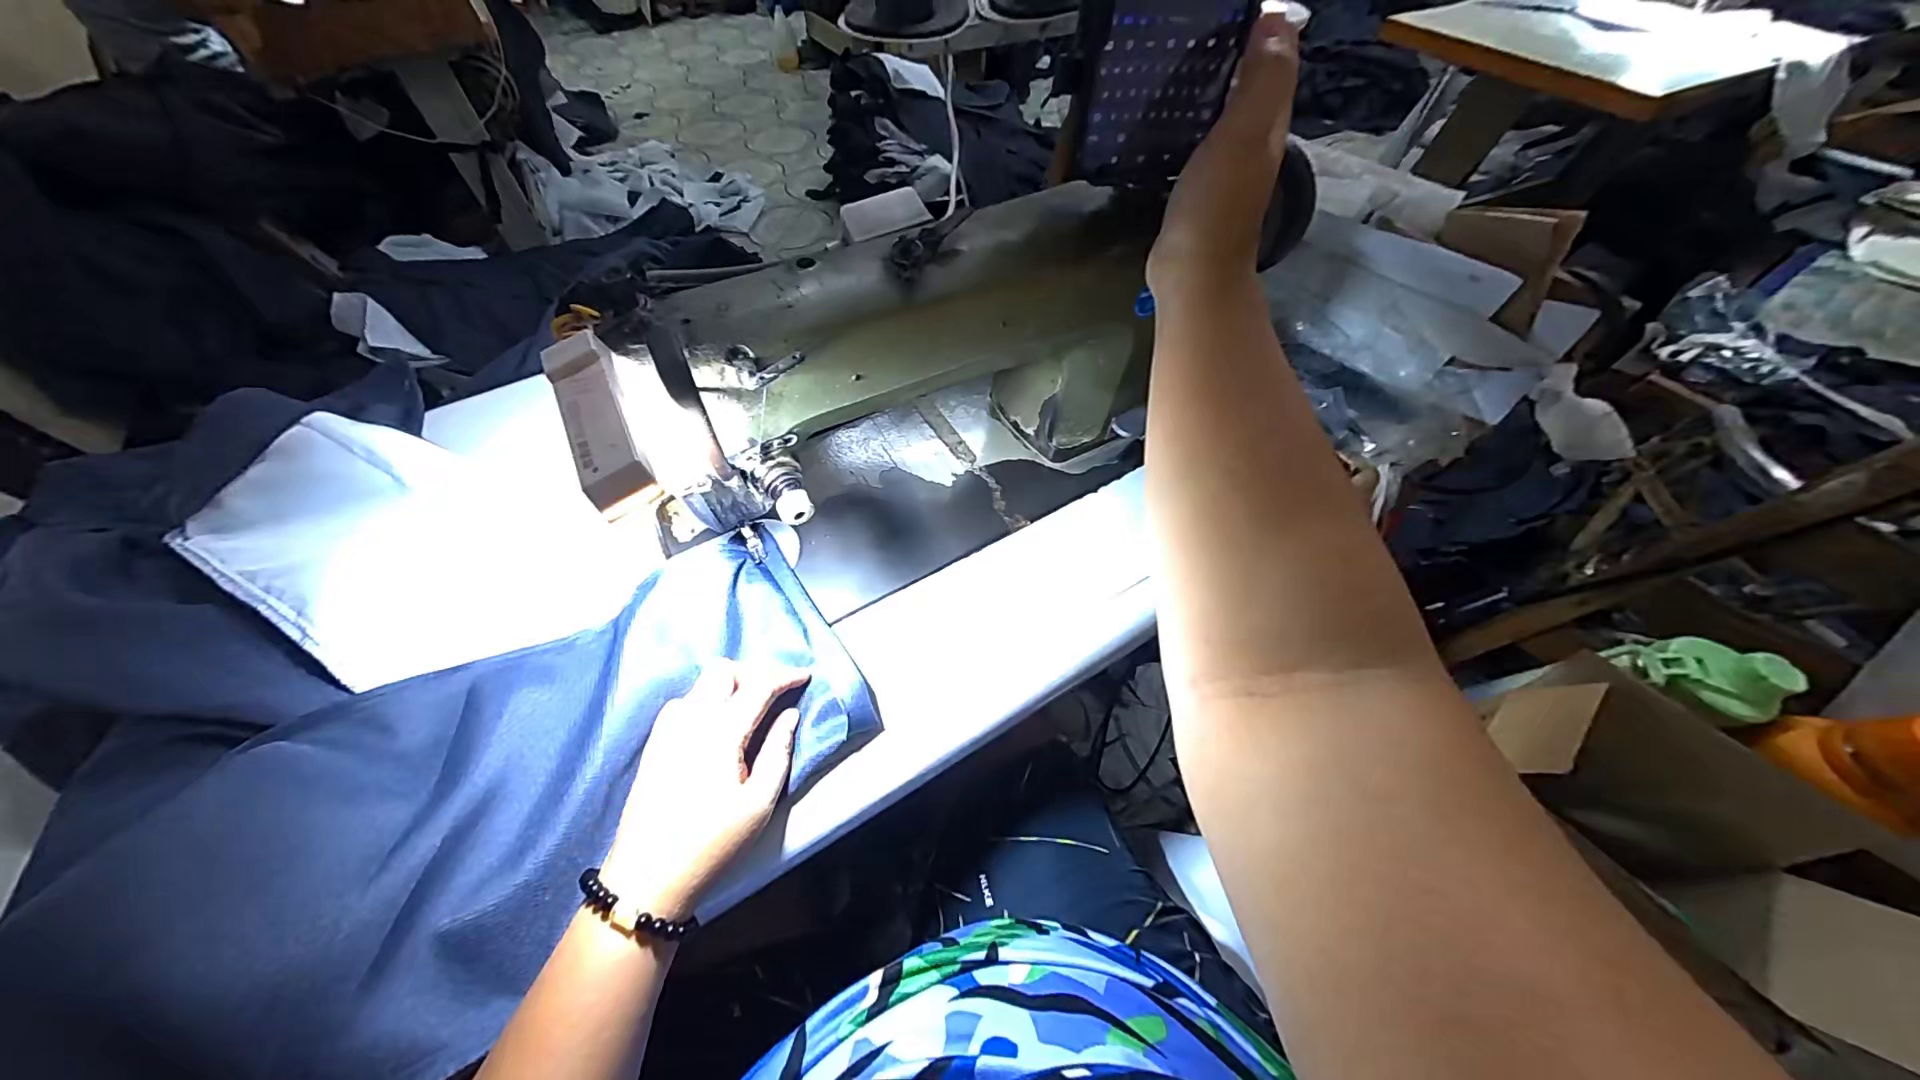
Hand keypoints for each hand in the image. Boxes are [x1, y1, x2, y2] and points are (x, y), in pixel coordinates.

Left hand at [601, 662, 809, 922]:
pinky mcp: (654, 744)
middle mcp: (689, 720)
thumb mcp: (759, 802)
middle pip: (722, 670)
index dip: (785, 676)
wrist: (646, 877)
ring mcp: (666, 730)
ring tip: (752, 707)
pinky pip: (684, 702)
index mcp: (719, 732)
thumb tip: (790, 714)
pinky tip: (720, 723)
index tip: (805, 676)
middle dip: (754, 672)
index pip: (757, 685)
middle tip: (777, 691)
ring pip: (701, 684)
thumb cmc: (711, 843)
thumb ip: (778, 751)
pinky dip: (709, 698)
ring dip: (729, 684)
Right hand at [1147, 1, 1301, 300]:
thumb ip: (1262, 79)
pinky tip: (1165, 118)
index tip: (1224, 16)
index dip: (1260, 32)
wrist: (1192, 276)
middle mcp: (1252, 144)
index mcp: (1268, 126)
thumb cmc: (1214, 207)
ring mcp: (1224, 171)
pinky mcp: (1196, 191)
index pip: (1275, 63)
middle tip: (1193, 34)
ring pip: (1222, 115)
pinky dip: (1187, 124)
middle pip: (1249, 87)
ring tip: (1175, 65)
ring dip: (1207, 90)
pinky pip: (1197, 143)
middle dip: (1231, 56)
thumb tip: (1276, 18)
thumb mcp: (1242, 135)